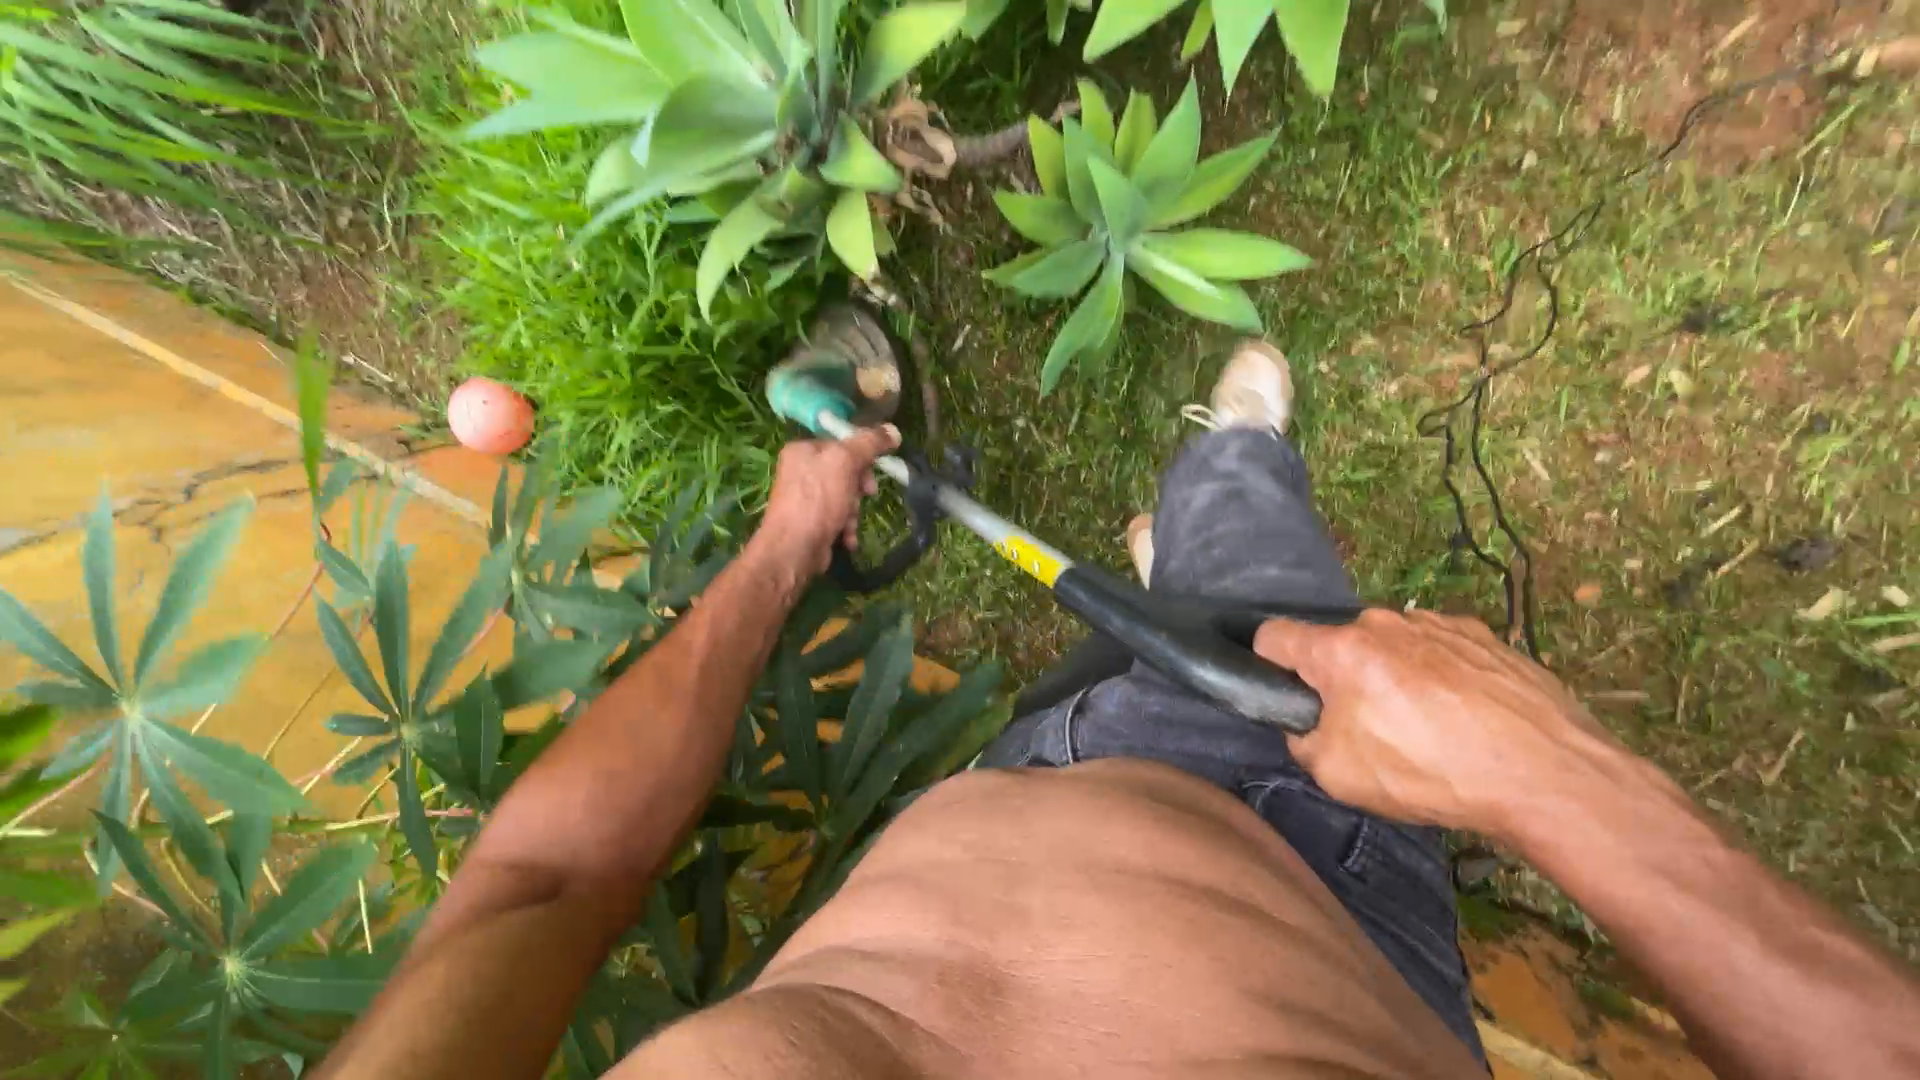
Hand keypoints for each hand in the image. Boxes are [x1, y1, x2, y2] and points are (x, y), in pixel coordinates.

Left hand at [751, 425, 899, 577]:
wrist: (795, 548)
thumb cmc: (818, 499)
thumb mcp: (845, 462)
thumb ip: (869, 443)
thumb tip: (894, 430)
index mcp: (802, 450)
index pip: (841, 444)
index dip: (862, 457)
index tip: (873, 472)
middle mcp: (800, 471)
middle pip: (845, 471)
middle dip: (858, 489)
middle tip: (864, 496)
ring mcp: (805, 499)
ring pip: (845, 497)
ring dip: (854, 511)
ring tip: (848, 523)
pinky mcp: (811, 522)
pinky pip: (838, 517)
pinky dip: (846, 527)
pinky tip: (846, 537)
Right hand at [1254, 609, 1621, 839]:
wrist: (1548, 775)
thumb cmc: (1428, 772)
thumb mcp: (1336, 774)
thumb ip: (1302, 738)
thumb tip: (1309, 723)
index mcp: (1340, 649)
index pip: (1272, 634)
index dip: (1267, 664)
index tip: (1287, 695)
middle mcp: (1383, 622)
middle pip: (1336, 644)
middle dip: (1339, 678)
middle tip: (1365, 726)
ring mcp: (1437, 623)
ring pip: (1389, 645)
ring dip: (1389, 674)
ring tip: (1425, 724)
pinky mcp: (1484, 636)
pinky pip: (1437, 649)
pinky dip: (1436, 674)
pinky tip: (1463, 715)